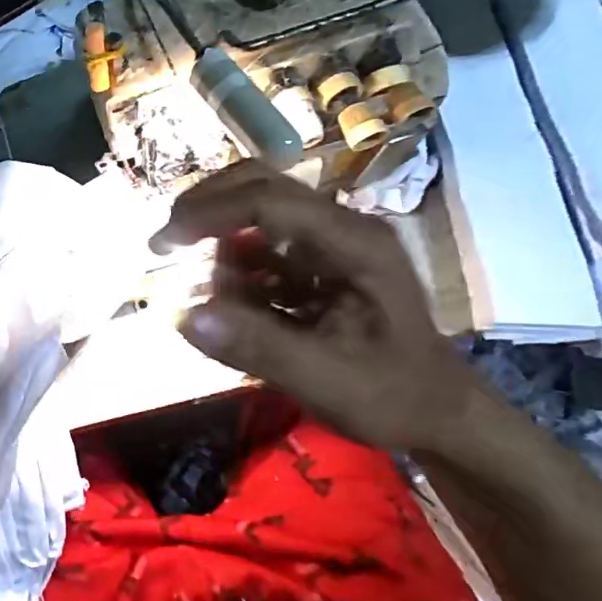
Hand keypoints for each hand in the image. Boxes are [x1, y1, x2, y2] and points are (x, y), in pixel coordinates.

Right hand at [151, 164, 485, 452]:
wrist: (439, 415)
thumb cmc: (392, 396)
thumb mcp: (325, 380)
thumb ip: (257, 346)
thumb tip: (183, 316)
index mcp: (353, 243)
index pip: (269, 201)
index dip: (209, 214)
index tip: (163, 245)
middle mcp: (341, 230)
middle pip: (262, 186)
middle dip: (207, 209)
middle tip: (166, 244)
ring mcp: (331, 246)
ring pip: (258, 215)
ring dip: (221, 246)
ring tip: (210, 297)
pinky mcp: (319, 266)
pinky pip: (263, 250)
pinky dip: (234, 270)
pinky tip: (230, 307)